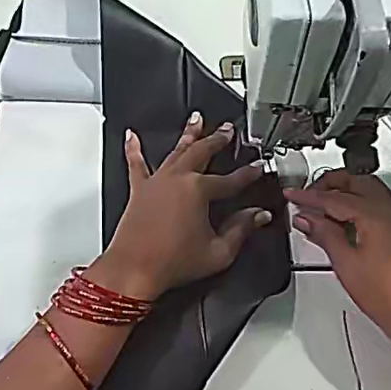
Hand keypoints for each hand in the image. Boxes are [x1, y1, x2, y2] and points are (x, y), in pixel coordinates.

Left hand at [86, 113, 272, 301]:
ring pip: (175, 150)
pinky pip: (136, 163)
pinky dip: (134, 148)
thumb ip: (241, 230)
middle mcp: (176, 179)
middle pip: (202, 152)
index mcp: (198, 191)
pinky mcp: (139, 190)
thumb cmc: (171, 262)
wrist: (134, 269)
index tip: (257, 167)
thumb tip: (256, 216)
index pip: (231, 180)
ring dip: (188, 134)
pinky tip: (132, 136)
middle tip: (227, 130)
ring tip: (196, 120)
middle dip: (218, 139)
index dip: (248, 173)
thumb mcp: (218, 252)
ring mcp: (156, 182)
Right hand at [284, 171, 390, 351]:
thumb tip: (309, 219)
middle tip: (306, 195)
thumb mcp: (346, 263)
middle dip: (328, 184)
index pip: (333, 196)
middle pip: (355, 181)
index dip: (307, 195)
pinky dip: (357, 205)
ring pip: (368, 190)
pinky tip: (343, 221)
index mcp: (375, 214)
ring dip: (343, 192)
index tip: (292, 195)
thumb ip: (325, 234)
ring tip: (320, 208)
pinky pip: (378, 206)